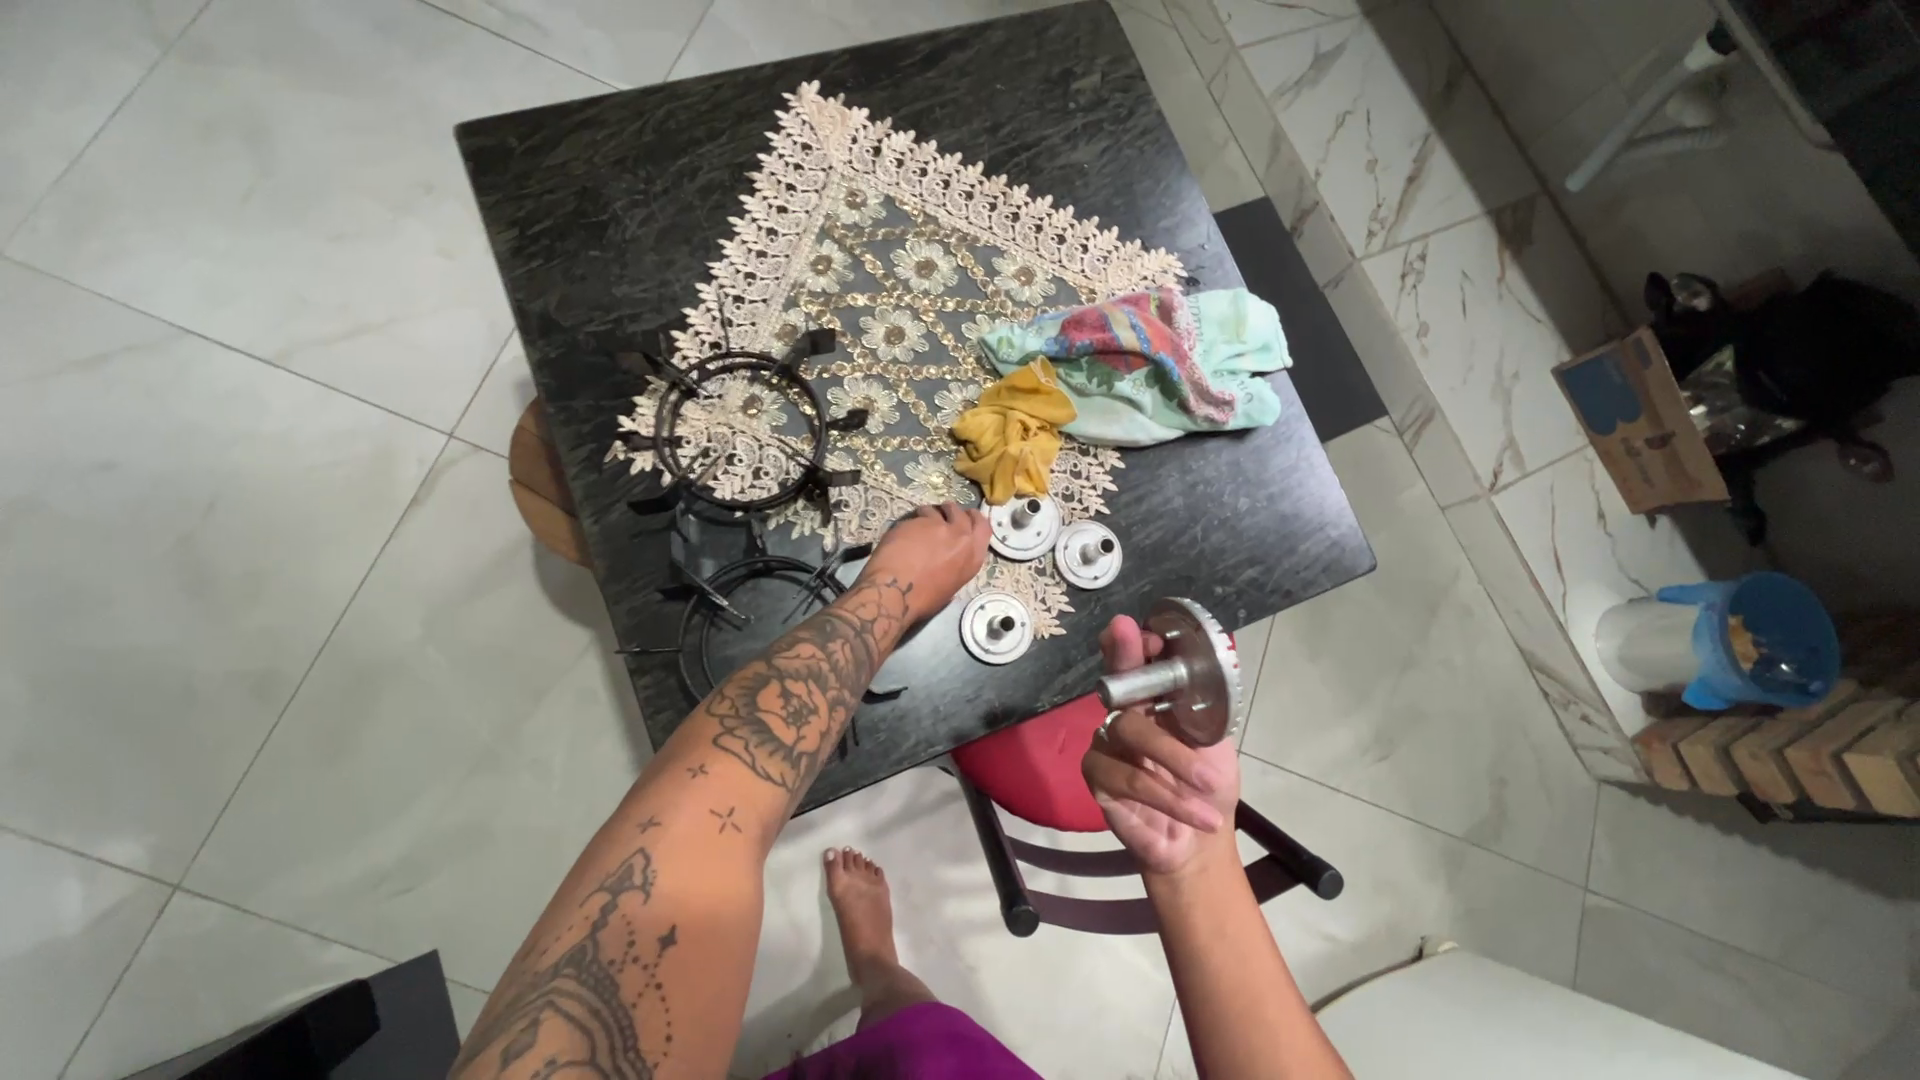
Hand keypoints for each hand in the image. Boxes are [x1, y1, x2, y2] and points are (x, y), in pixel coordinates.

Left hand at [855, 502, 989, 621]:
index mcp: (973, 557)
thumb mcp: (951, 587)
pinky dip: (913, 520)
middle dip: (952, 512)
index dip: (974, 520)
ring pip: (937, 510)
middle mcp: (961, 537)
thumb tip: (948, 563)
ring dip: (931, 514)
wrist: (897, 590)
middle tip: (942, 514)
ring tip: (919, 524)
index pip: (983, 528)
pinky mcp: (919, 520)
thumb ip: (956, 567)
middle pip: (962, 513)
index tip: (967, 518)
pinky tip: (903, 532)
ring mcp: (940, 526)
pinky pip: (918, 514)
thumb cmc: (923, 599)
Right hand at [1082, 616, 1240, 877]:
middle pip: (1122, 685)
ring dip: (1175, 760)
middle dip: (1128, 658)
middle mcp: (1123, 714)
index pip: (1131, 660)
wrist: (1200, 841)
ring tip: (1208, 786)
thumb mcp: (1213, 741)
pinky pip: (1127, 778)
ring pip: (1131, 733)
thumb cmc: (1207, 786)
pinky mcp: (1097, 777)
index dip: (1130, 642)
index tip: (1141, 630)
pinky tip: (1198, 813)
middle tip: (1129, 633)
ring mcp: (1106, 743)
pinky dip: (1167, 796)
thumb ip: (1201, 702)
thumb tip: (1200, 656)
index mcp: (1151, 700)